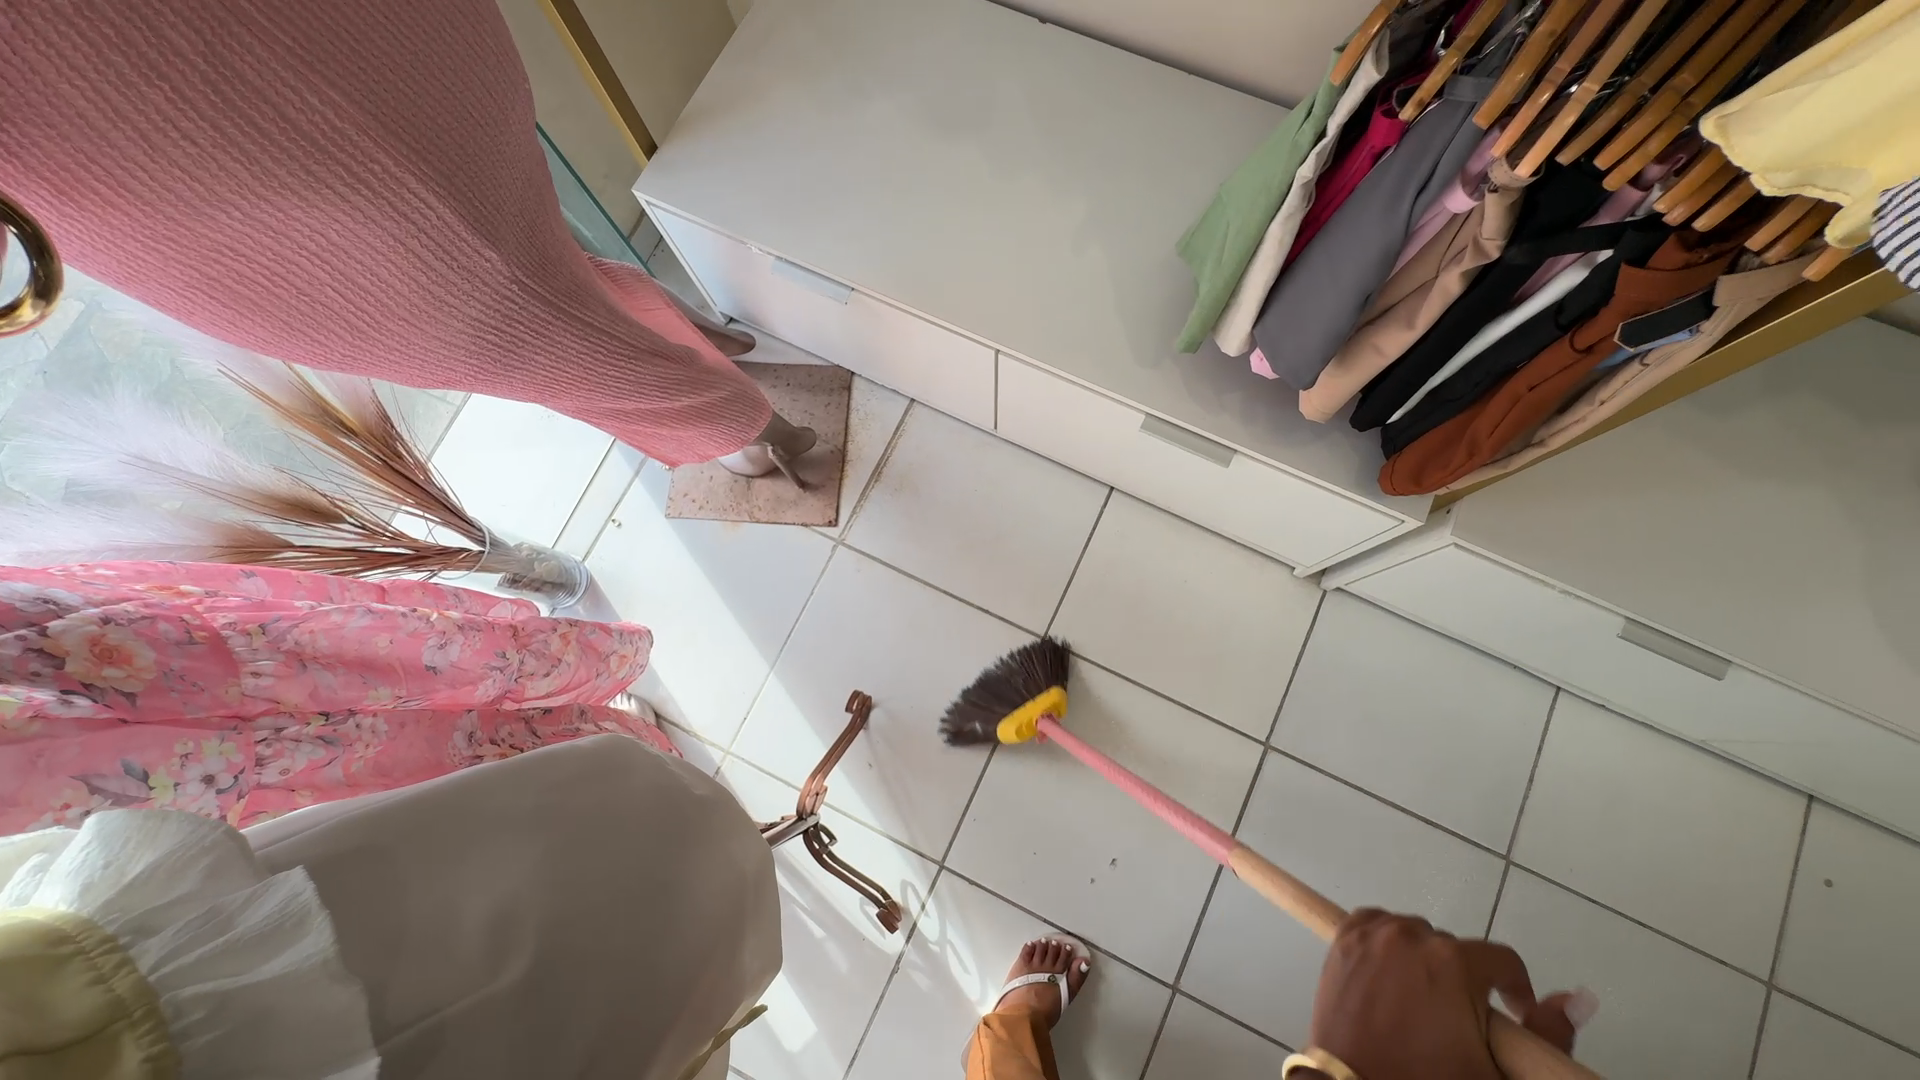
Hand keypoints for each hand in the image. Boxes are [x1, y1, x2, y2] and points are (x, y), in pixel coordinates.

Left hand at [1306, 909, 1578, 1079]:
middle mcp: (1409, 935)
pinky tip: (1393, 973)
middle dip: (1464, 978)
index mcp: (1452, 961)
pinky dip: (1386, 940)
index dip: (1515, 989)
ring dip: (1424, 958)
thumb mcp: (1498, 1070)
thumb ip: (1547, 1033)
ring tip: (1426, 1001)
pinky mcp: (1341, 940)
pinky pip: (1374, 923)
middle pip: (1453, 947)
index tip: (1511, 1015)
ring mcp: (1370, 934)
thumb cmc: (1429, 1078)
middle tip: (1458, 1020)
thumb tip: (1580, 997)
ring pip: (1413, 933)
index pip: (1503, 960)